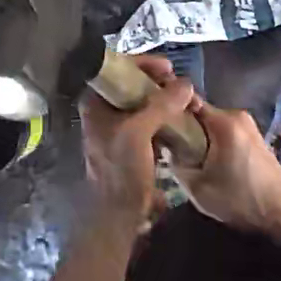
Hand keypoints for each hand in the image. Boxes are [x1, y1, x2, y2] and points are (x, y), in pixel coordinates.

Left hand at [77, 55, 195, 227]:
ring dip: (164, 98)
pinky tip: (180, 117)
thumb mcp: (139, 133)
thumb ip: (162, 104)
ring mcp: (116, 127)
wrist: (118, 217)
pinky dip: (165, 115)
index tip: (169, 67)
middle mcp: (102, 111)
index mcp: (95, 103)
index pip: (118, 69)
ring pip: (143, 101)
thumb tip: (186, 84)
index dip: (144, 64)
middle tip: (180, 84)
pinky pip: (149, 118)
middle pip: (133, 83)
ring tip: (184, 99)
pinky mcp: (130, 142)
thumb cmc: (121, 171)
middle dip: (158, 81)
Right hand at [174, 101, 280, 235]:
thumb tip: (167, 149)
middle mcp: (236, 115)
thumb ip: (177, 165)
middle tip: (169, 144)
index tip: (157, 119)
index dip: (171, 109)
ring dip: (201, 135)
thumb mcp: (199, 188)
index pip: (189, 102)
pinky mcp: (253, 134)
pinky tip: (208, 159)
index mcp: (224, 122)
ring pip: (213, 122)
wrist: (280, 210)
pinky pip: (225, 130)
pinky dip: (214, 140)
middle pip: (201, 112)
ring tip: (187, 154)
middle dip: (185, 126)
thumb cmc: (239, 199)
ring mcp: (247, 123)